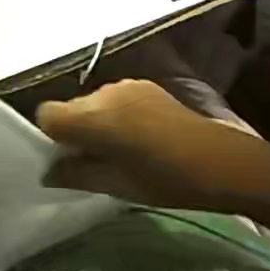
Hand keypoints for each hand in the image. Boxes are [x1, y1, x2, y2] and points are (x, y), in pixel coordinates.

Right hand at [36, 80, 269, 211]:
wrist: (221, 161)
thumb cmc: (168, 180)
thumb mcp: (118, 186)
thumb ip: (77, 175)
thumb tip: (48, 173)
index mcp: (94, 118)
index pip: (47, 113)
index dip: (49, 135)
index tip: (63, 157)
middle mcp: (104, 93)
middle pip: (70, 107)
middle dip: (74, 130)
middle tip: (92, 159)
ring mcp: (125, 84)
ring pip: (92, 101)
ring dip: (96, 121)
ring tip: (118, 148)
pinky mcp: (142, 84)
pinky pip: (113, 97)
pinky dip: (115, 112)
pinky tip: (137, 134)